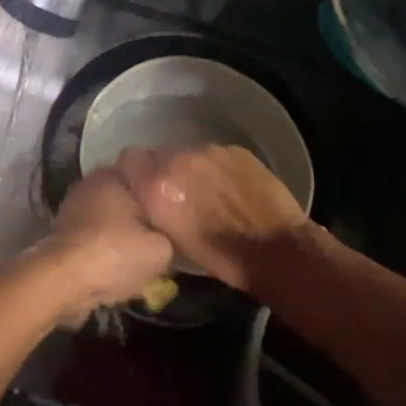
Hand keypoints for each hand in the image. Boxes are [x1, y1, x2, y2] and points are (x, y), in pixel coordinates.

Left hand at [39, 167, 173, 323]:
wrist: (63, 281)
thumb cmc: (114, 253)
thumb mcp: (160, 249)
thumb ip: (170, 237)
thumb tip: (167, 239)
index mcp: (112, 175)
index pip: (145, 176)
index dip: (161, 194)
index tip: (176, 212)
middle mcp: (88, 185)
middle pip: (125, 200)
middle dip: (141, 218)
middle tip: (162, 238)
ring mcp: (71, 210)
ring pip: (107, 221)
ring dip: (121, 237)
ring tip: (140, 259)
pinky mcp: (60, 236)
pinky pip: (92, 240)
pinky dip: (103, 252)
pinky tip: (117, 270)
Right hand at [115, 145, 309, 290]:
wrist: (277, 249)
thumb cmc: (221, 256)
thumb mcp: (174, 239)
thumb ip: (156, 209)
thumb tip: (148, 197)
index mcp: (157, 186)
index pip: (128, 161)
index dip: (134, 173)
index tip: (141, 186)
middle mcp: (178, 159)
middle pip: (158, 154)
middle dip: (163, 170)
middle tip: (176, 192)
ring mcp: (209, 150)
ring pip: (187, 152)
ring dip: (189, 167)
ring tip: (205, 190)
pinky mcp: (234, 149)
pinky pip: (213, 154)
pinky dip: (215, 167)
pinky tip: (228, 187)